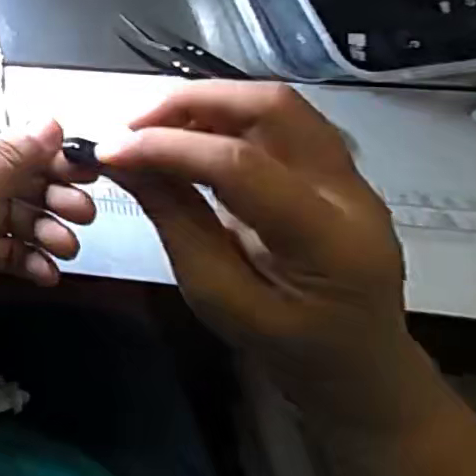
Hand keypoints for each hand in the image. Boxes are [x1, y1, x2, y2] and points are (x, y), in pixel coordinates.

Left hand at [0, 122, 97, 363]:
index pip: (2, 141)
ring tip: (67, 248)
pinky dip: (25, 257)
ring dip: (41, 229)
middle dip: (48, 195)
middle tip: (84, 215)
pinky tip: (48, 273)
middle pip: (10, 177)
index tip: (85, 171)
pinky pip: (1, 246)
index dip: (45, 155)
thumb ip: (11, 160)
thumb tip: (52, 121)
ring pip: (9, 213)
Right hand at [104, 82, 430, 428]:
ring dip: (207, 102)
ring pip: (273, 102)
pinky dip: (224, 114)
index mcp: (329, 243)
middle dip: (193, 102)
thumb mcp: (219, 299)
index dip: (168, 147)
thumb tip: (121, 161)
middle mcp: (351, 193)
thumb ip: (174, 221)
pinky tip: (190, 136)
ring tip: (157, 128)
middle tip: (137, 127)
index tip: (112, 151)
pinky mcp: (334, 167)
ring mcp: (349, 174)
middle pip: (271, 107)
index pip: (241, 165)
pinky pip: (275, 118)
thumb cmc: (290, 350)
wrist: (364, 373)